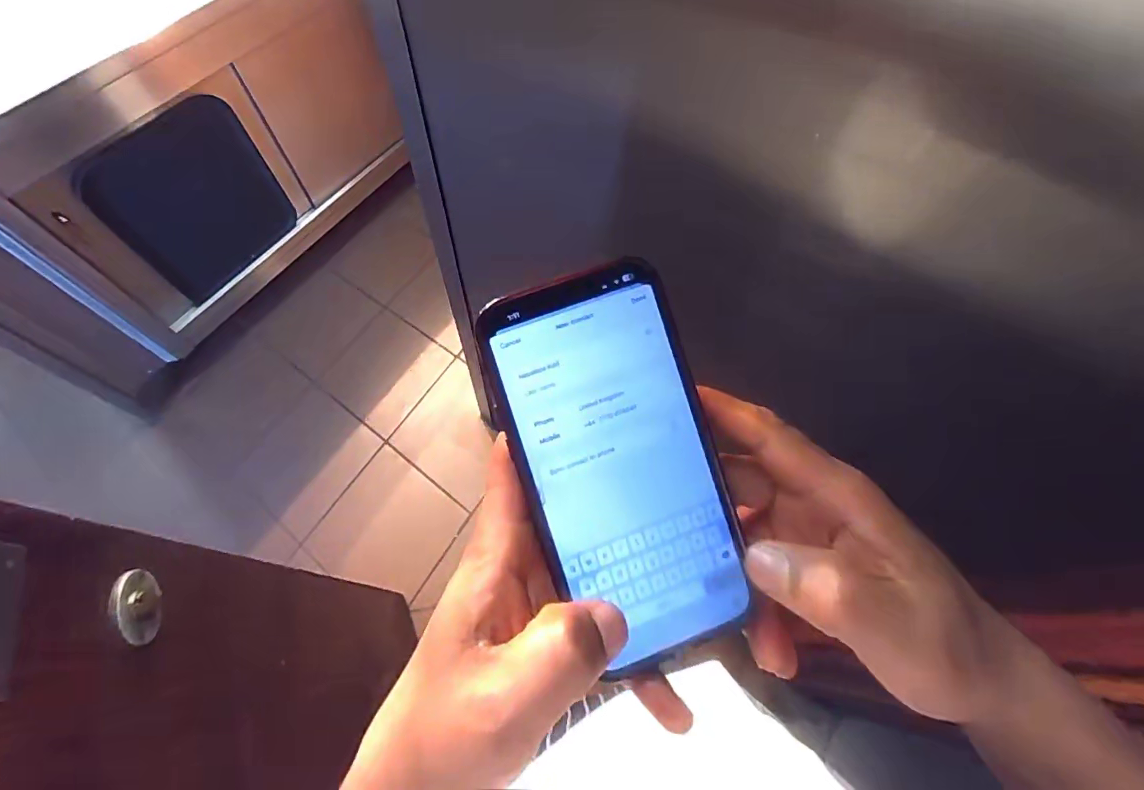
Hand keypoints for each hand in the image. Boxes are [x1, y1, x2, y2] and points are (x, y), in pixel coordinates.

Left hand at [343, 435, 685, 789]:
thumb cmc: (447, 734)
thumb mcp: (504, 697)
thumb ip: (559, 653)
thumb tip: (616, 612)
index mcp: (494, 566)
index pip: (510, 483)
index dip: (534, 441)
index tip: (578, 410)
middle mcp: (516, 577)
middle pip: (568, 524)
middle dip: (615, 510)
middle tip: (677, 495)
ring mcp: (533, 616)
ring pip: (591, 581)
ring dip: (637, 592)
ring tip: (696, 595)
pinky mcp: (544, 653)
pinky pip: (595, 642)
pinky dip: (630, 665)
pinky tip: (672, 699)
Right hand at [701, 386, 1027, 724]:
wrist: (982, 685)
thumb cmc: (942, 640)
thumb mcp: (886, 620)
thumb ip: (820, 586)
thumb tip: (751, 556)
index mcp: (835, 493)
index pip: (770, 437)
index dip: (723, 410)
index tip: (675, 390)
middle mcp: (813, 503)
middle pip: (741, 480)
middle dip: (703, 501)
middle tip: (657, 516)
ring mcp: (806, 535)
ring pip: (743, 534)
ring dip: (735, 578)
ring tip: (749, 633)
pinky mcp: (803, 567)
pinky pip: (759, 572)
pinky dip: (757, 608)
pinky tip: (775, 652)